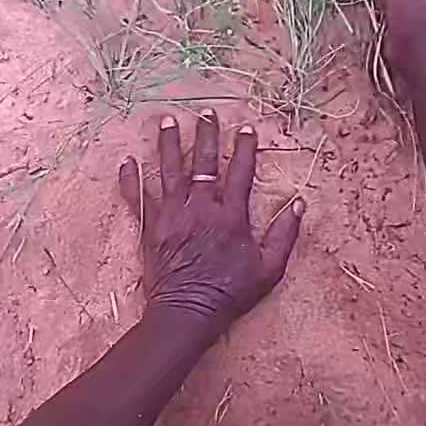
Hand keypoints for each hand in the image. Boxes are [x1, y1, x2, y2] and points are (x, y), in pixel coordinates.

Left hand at [117, 111, 303, 331]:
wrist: (188, 312)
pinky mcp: (150, 228)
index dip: (244, 149)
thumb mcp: (269, 269)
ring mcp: (172, 216)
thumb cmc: (230, 293)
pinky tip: (126, 161)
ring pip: (169, 172)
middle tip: (206, 113)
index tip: (246, 129)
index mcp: (230, 216)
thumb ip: (284, 234)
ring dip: (168, 145)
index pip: (240, 173)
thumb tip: (300, 204)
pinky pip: (138, 199)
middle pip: (203, 163)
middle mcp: (201, 208)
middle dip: (206, 135)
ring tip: (166, 121)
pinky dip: (130, 180)